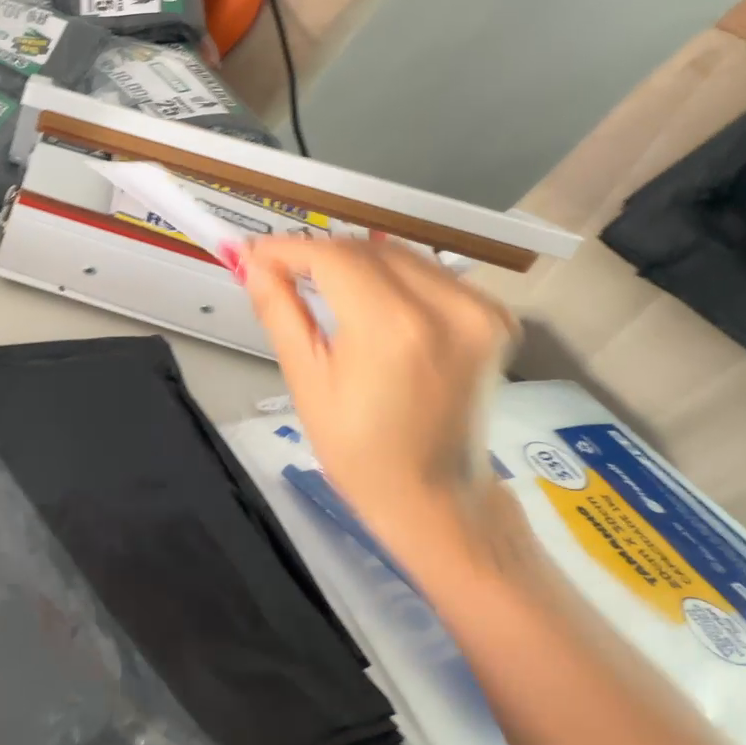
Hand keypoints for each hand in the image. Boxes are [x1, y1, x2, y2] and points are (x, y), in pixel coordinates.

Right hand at [242, 237, 518, 537]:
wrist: (436, 495)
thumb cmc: (359, 451)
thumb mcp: (306, 381)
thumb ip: (280, 311)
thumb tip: (252, 264)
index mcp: (393, 329)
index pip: (332, 258)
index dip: (285, 248)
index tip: (250, 253)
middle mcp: (446, 308)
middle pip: (365, 250)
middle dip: (315, 253)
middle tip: (273, 270)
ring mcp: (479, 311)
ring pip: (398, 255)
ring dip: (351, 261)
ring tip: (312, 282)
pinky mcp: (495, 317)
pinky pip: (430, 273)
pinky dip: (390, 275)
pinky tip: (364, 297)